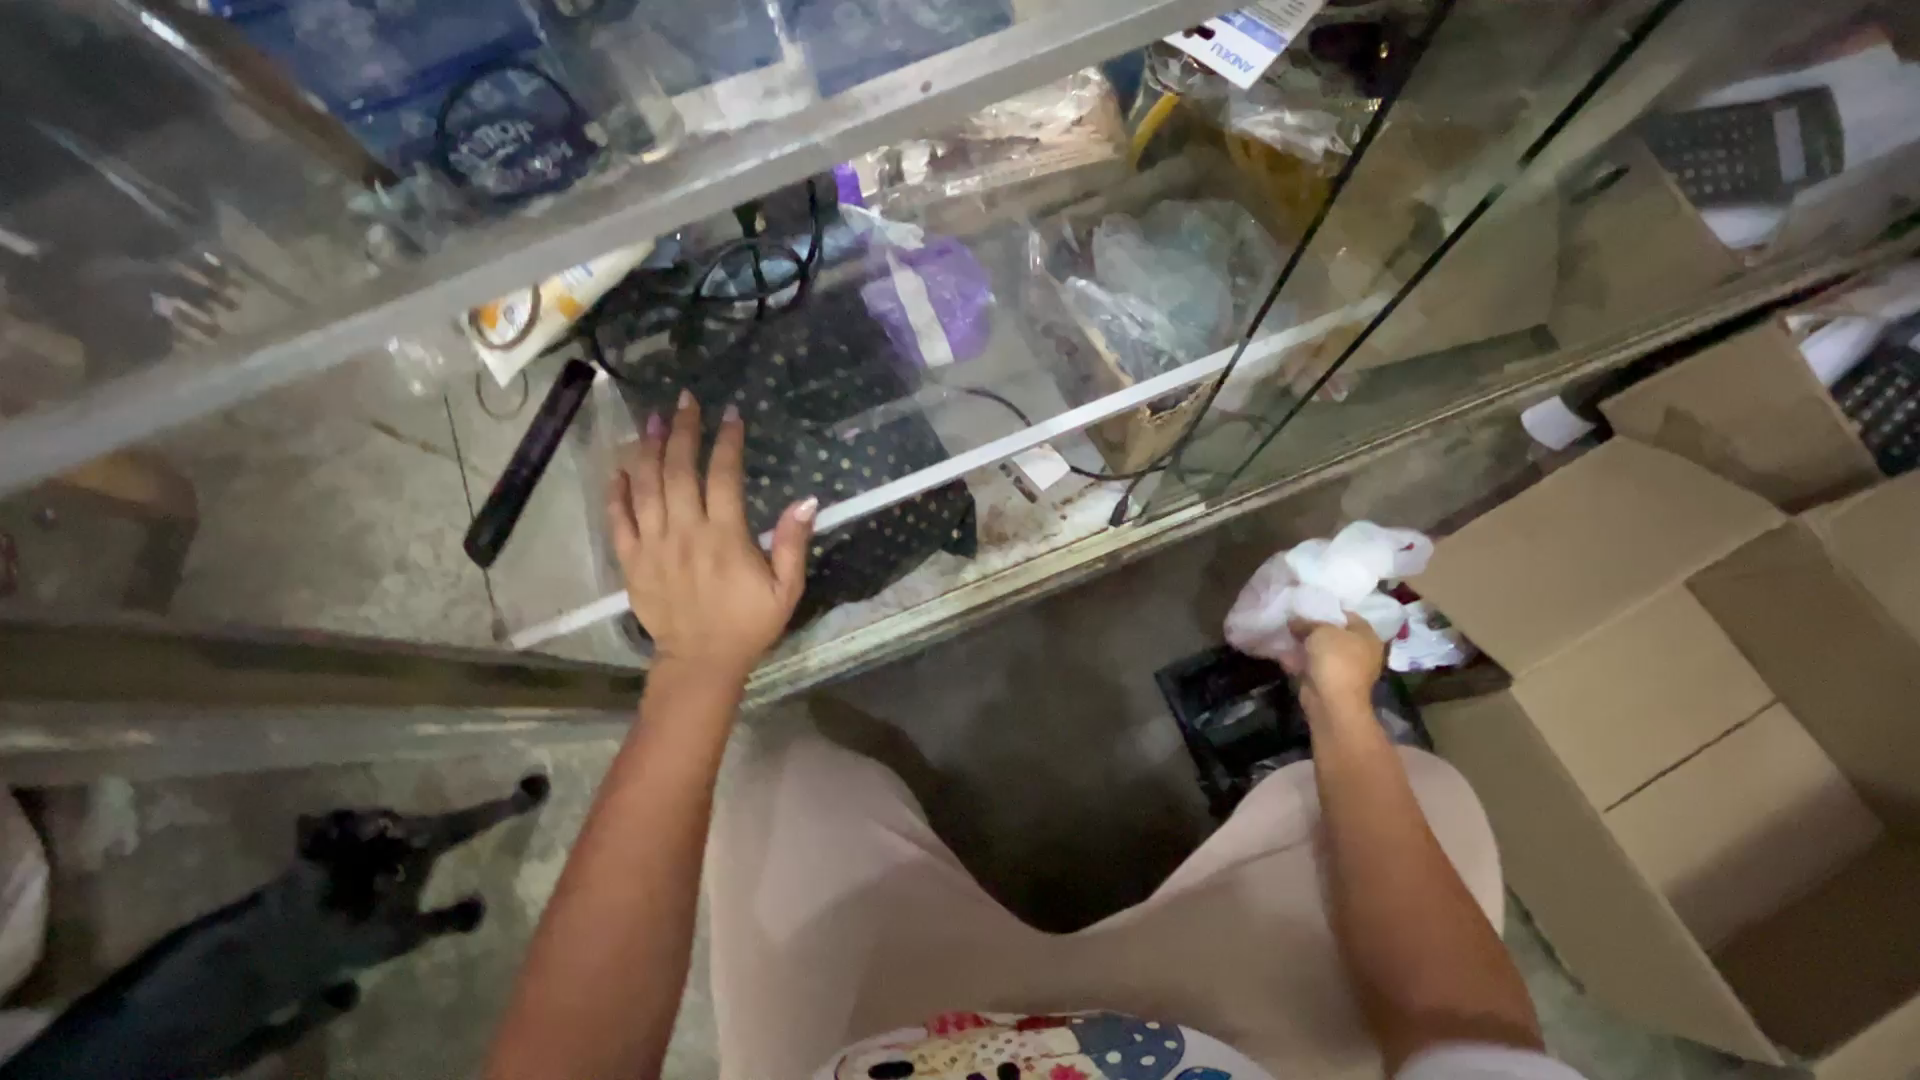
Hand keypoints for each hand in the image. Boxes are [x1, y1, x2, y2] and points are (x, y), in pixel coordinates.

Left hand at [606, 390, 814, 682]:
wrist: (701, 661)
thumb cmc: (748, 624)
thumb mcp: (786, 589)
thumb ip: (793, 544)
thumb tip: (806, 500)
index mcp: (724, 537)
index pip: (723, 475)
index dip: (727, 441)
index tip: (731, 414)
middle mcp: (685, 532)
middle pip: (678, 469)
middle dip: (681, 430)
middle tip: (684, 401)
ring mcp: (653, 545)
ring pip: (645, 486)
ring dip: (647, 449)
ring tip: (651, 420)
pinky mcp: (631, 561)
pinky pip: (619, 519)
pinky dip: (617, 491)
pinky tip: (620, 467)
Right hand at [1280, 615, 1384, 722]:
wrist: (1331, 701)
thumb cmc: (1335, 659)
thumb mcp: (1321, 631)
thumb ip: (1307, 623)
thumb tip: (1294, 621)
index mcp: (1367, 636)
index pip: (1349, 615)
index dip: (1329, 608)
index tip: (1308, 604)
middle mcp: (1360, 652)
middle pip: (1334, 633)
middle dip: (1313, 627)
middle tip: (1293, 618)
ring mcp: (1344, 669)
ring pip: (1321, 650)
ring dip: (1304, 644)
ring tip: (1284, 632)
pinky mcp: (1328, 682)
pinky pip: (1311, 665)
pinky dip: (1298, 660)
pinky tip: (1282, 651)